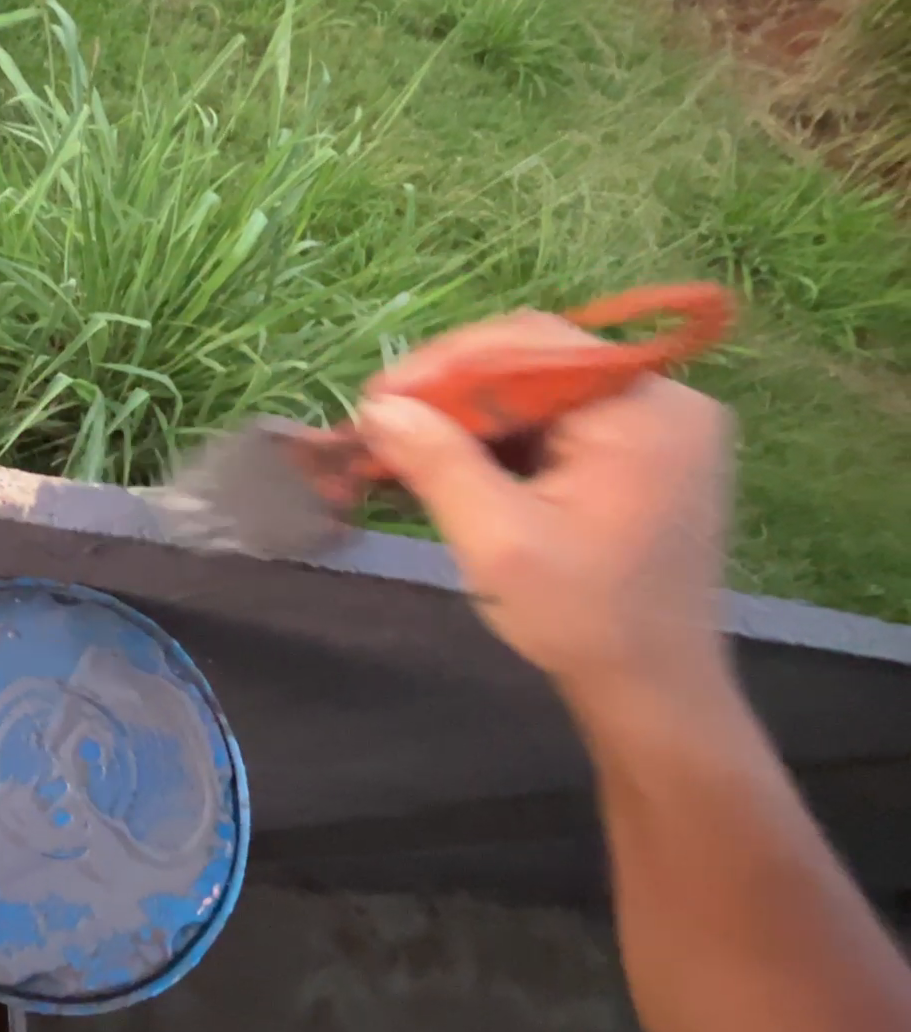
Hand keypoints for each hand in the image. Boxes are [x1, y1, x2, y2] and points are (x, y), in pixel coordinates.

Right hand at [356, 311, 734, 705]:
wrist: (648, 685)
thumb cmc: (579, 616)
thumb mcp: (496, 540)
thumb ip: (438, 463)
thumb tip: (377, 407)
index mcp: (643, 413)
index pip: (530, 346)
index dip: (442, 366)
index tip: (374, 402)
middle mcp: (657, 402)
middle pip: (529, 362)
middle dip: (444, 390)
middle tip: (378, 423)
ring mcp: (645, 427)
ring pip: (528, 391)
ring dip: (456, 415)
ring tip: (394, 444)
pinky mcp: (626, 454)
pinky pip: (541, 423)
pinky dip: (483, 438)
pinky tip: (437, 461)